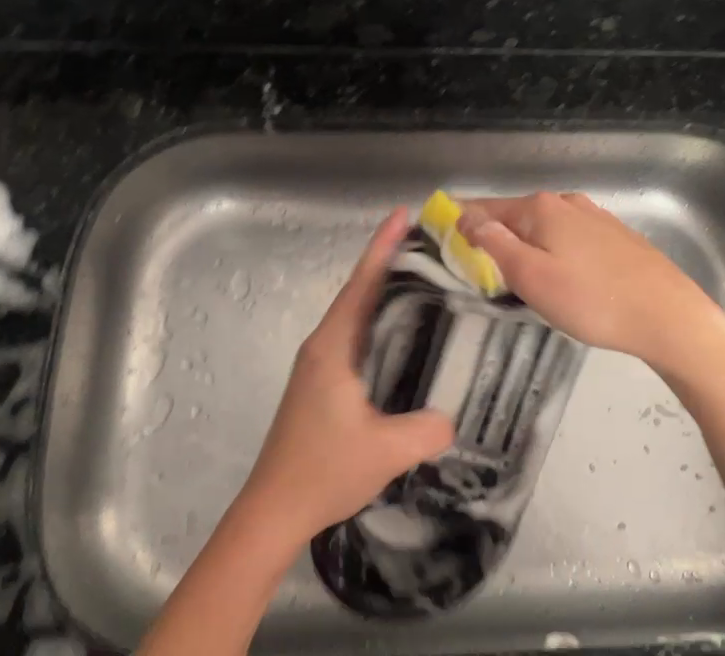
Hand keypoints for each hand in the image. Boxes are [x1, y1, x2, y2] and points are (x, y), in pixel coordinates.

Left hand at [238, 208, 454, 542]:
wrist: (274, 509)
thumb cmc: (324, 470)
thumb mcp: (387, 451)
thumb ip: (428, 429)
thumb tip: (450, 417)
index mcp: (333, 347)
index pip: (363, 284)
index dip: (384, 247)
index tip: (405, 214)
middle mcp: (323, 346)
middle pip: (360, 293)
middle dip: (392, 264)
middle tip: (433, 247)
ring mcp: (320, 366)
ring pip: (358, 318)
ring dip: (387, 296)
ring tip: (427, 283)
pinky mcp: (322, 385)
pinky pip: (357, 341)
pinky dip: (381, 326)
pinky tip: (406, 339)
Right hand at [457, 193, 724, 373]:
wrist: (669, 317)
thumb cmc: (592, 301)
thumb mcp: (531, 277)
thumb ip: (495, 245)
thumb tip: (467, 218)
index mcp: (540, 208)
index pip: (483, 208)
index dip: (459, 225)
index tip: (441, 246)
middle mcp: (566, 203)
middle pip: (514, 216)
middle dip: (492, 238)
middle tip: (480, 275)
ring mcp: (595, 218)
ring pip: (543, 228)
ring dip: (523, 246)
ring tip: (518, 280)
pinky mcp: (616, 237)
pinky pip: (568, 238)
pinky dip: (552, 252)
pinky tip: (560, 278)